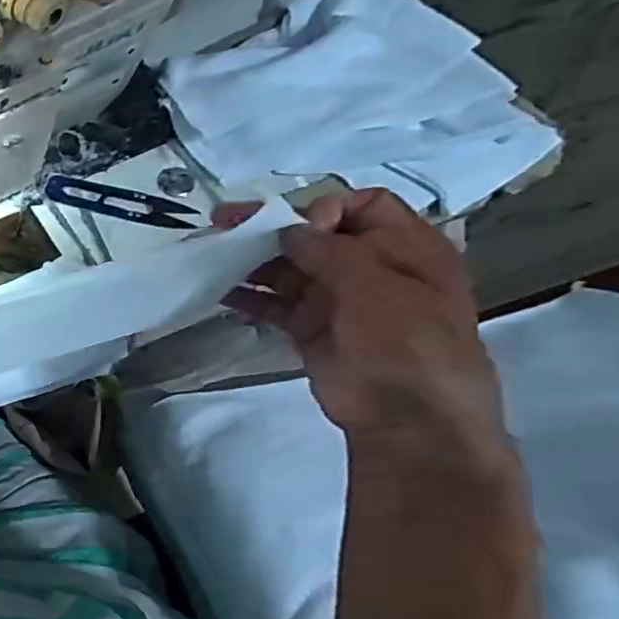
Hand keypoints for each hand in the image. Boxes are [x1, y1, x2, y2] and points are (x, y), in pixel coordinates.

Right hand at [218, 189, 514, 475]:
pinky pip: (273, 303)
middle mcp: (370, 268)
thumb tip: (289, 230)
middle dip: (270, 229)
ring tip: (213, 256)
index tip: (294, 227)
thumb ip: (329, 250)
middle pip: (315, 235)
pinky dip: (247, 296)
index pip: (363, 206)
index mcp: (405, 248)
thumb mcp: (375, 284)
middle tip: (223, 224)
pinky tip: (218, 292)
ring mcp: (338, 299)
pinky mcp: (309, 326)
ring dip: (251, 261)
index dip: (324, 208)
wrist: (405, 412)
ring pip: (288, 267)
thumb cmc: (405, 341)